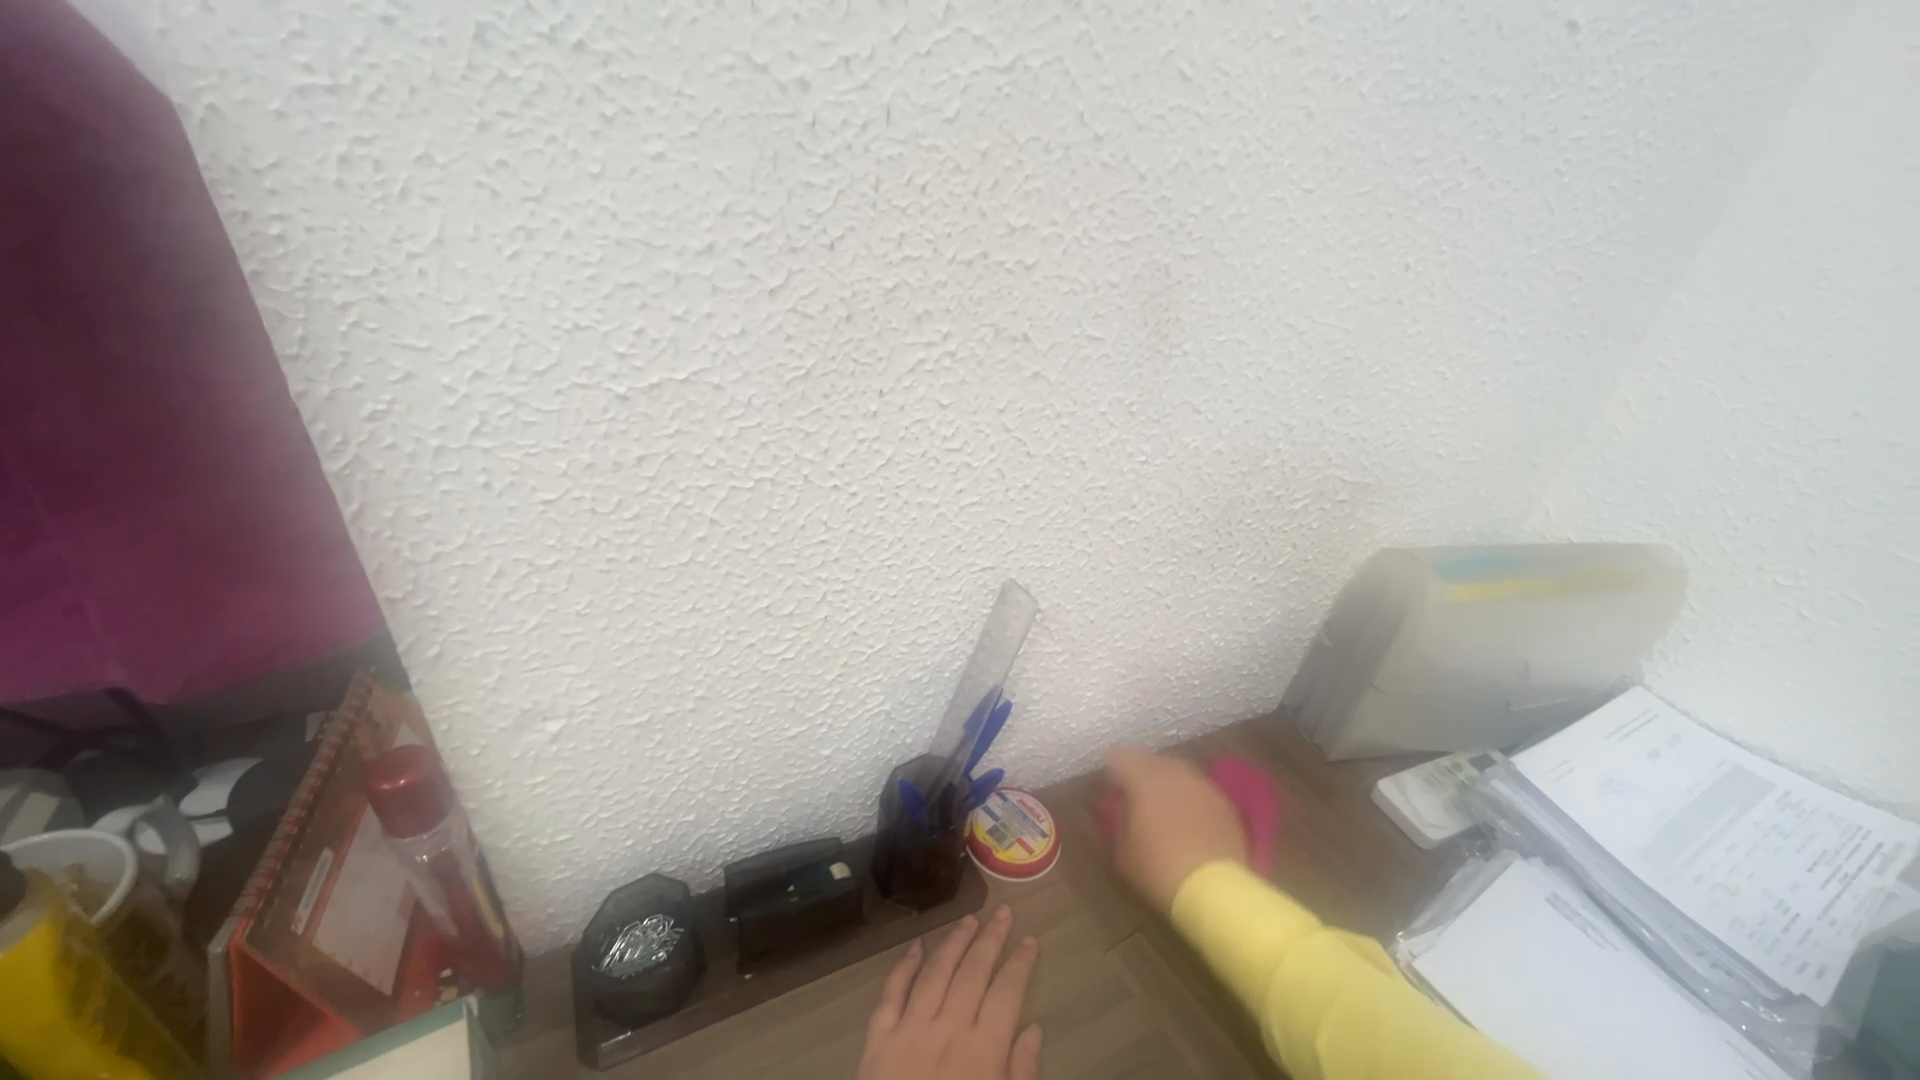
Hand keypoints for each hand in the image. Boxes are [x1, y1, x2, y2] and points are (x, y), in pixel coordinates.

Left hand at [857, 905, 1042, 1079]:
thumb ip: (1020, 1074)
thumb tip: (1033, 1030)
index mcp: (982, 1051)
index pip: (1007, 992)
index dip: (1020, 963)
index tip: (1030, 940)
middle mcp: (947, 1029)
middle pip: (973, 972)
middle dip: (991, 939)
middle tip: (1004, 912)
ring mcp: (908, 1030)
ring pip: (935, 972)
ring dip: (953, 942)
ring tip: (968, 919)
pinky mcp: (876, 1040)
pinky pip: (891, 994)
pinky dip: (903, 967)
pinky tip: (915, 946)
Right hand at [1104, 746, 1247, 912]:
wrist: (1213, 888)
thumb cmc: (1158, 870)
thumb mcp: (1123, 852)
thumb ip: (1120, 821)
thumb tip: (1123, 809)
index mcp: (1143, 780)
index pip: (1121, 758)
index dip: (1113, 766)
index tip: (1110, 779)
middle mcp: (1174, 773)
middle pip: (1152, 759)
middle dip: (1140, 767)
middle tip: (1133, 785)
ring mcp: (1202, 785)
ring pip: (1179, 770)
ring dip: (1167, 778)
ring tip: (1162, 797)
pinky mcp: (1224, 802)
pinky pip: (1199, 788)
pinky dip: (1188, 793)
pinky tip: (1187, 812)